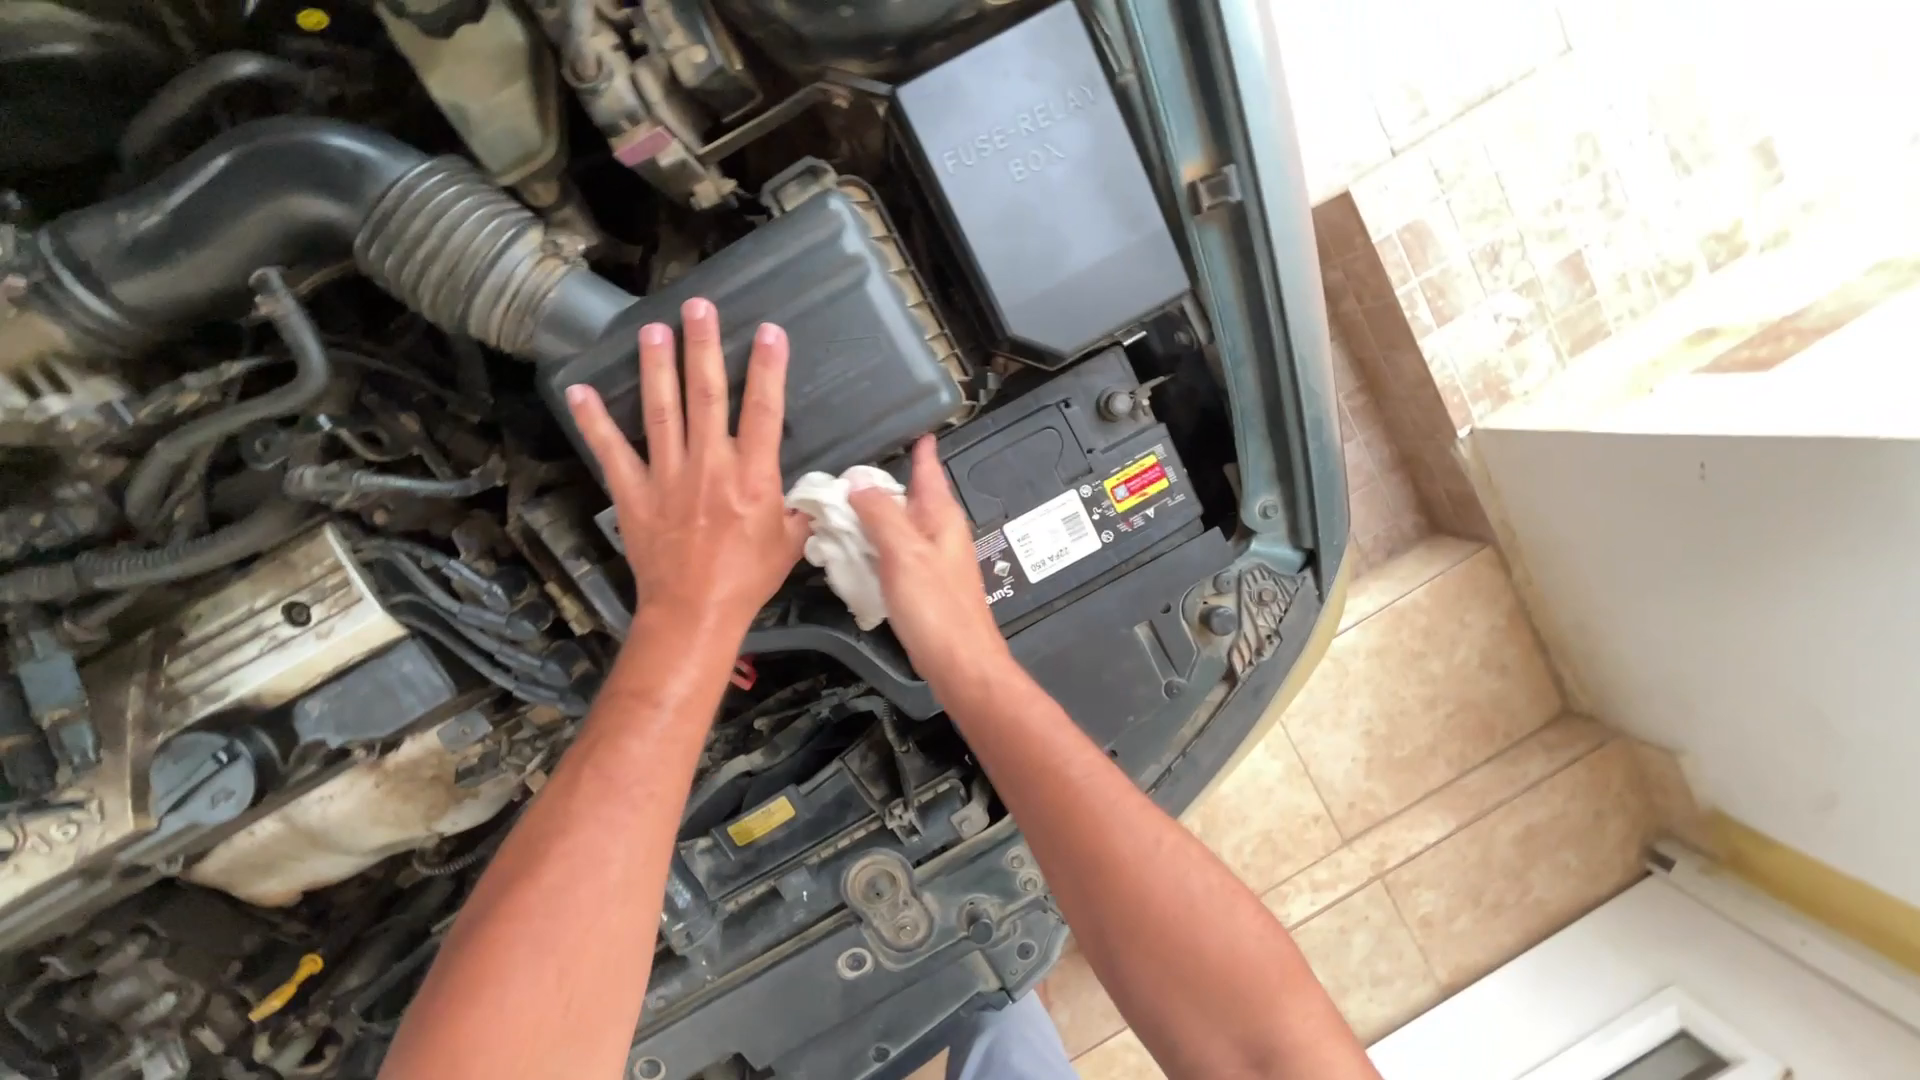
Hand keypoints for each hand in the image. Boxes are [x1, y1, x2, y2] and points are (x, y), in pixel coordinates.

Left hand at [566, 298, 806, 639]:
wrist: (696, 611)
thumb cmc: (748, 578)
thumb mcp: (790, 543)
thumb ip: (798, 510)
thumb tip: (807, 494)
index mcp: (753, 475)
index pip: (764, 410)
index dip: (768, 368)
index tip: (769, 331)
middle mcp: (710, 464)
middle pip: (706, 394)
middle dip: (703, 346)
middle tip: (698, 307)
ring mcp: (667, 475)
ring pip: (661, 409)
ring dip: (657, 366)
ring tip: (653, 329)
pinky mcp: (633, 492)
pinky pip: (611, 450)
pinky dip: (594, 420)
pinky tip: (580, 389)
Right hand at [850, 435, 1012, 689]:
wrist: (961, 664)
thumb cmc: (936, 608)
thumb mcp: (903, 554)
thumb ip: (881, 515)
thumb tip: (859, 482)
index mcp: (942, 518)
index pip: (930, 472)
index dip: (921, 451)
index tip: (915, 430)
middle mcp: (942, 534)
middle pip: (914, 499)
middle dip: (886, 485)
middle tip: (850, 474)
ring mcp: (935, 562)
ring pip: (903, 528)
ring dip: (877, 517)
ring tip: (845, 508)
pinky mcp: (927, 587)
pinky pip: (898, 555)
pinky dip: (878, 547)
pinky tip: (859, 553)